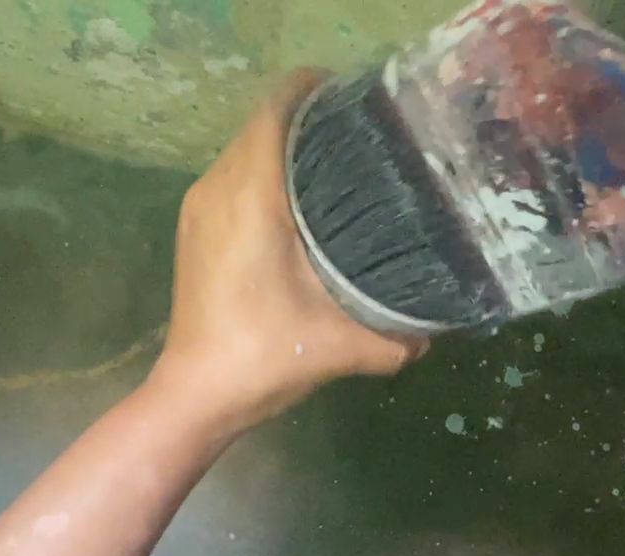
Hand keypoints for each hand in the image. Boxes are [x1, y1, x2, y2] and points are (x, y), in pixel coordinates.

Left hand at [150, 70, 424, 432]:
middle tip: (362, 145)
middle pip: (262, 124)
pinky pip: (231, 180)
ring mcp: (199, 208)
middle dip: (309, 124)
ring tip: (335, 173)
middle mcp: (219, 186)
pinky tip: (296, 213)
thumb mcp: (340, 348)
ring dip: (284, 152)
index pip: (279, 106)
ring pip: (244, 152)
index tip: (360, 106)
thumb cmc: (263, 358)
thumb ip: (394, 341)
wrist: (197, 394)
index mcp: (252, 194)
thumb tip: (431, 336)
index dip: (317, 92)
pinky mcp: (193, 231)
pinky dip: (263, 178)